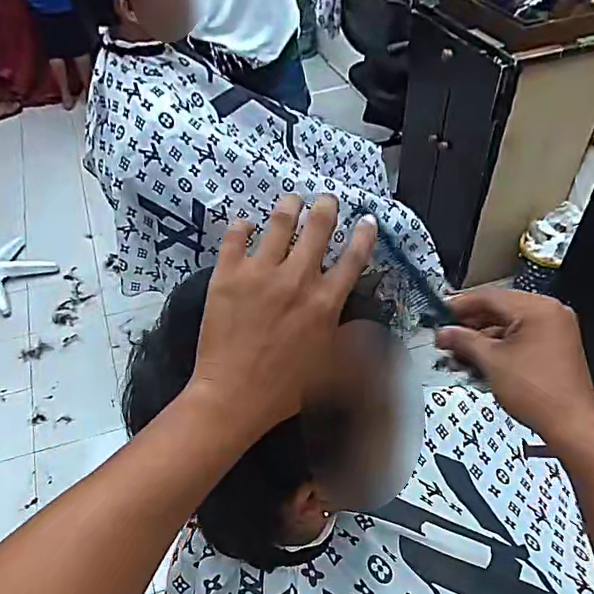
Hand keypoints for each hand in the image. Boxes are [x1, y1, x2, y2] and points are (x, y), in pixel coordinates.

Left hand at [191, 193, 371, 436]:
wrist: (234, 394)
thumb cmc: (287, 389)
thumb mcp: (331, 367)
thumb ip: (349, 341)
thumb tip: (366, 330)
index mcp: (326, 302)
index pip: (352, 258)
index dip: (362, 236)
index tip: (366, 221)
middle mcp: (297, 279)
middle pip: (317, 228)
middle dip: (326, 208)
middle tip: (327, 200)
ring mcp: (260, 273)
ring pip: (278, 223)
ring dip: (289, 207)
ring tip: (292, 199)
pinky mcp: (227, 275)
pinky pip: (235, 237)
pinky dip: (242, 226)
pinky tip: (245, 224)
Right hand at [434, 289, 593, 439]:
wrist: (569, 423)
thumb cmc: (543, 394)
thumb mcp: (492, 362)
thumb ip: (464, 341)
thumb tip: (447, 333)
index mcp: (539, 308)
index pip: (489, 297)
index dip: (459, 306)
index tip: (441, 316)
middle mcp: (551, 314)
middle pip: (499, 312)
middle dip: (470, 328)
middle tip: (448, 339)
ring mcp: (555, 332)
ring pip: (509, 328)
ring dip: (482, 342)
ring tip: (460, 357)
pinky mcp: (554, 349)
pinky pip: (521, 341)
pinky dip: (500, 351)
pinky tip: (480, 363)